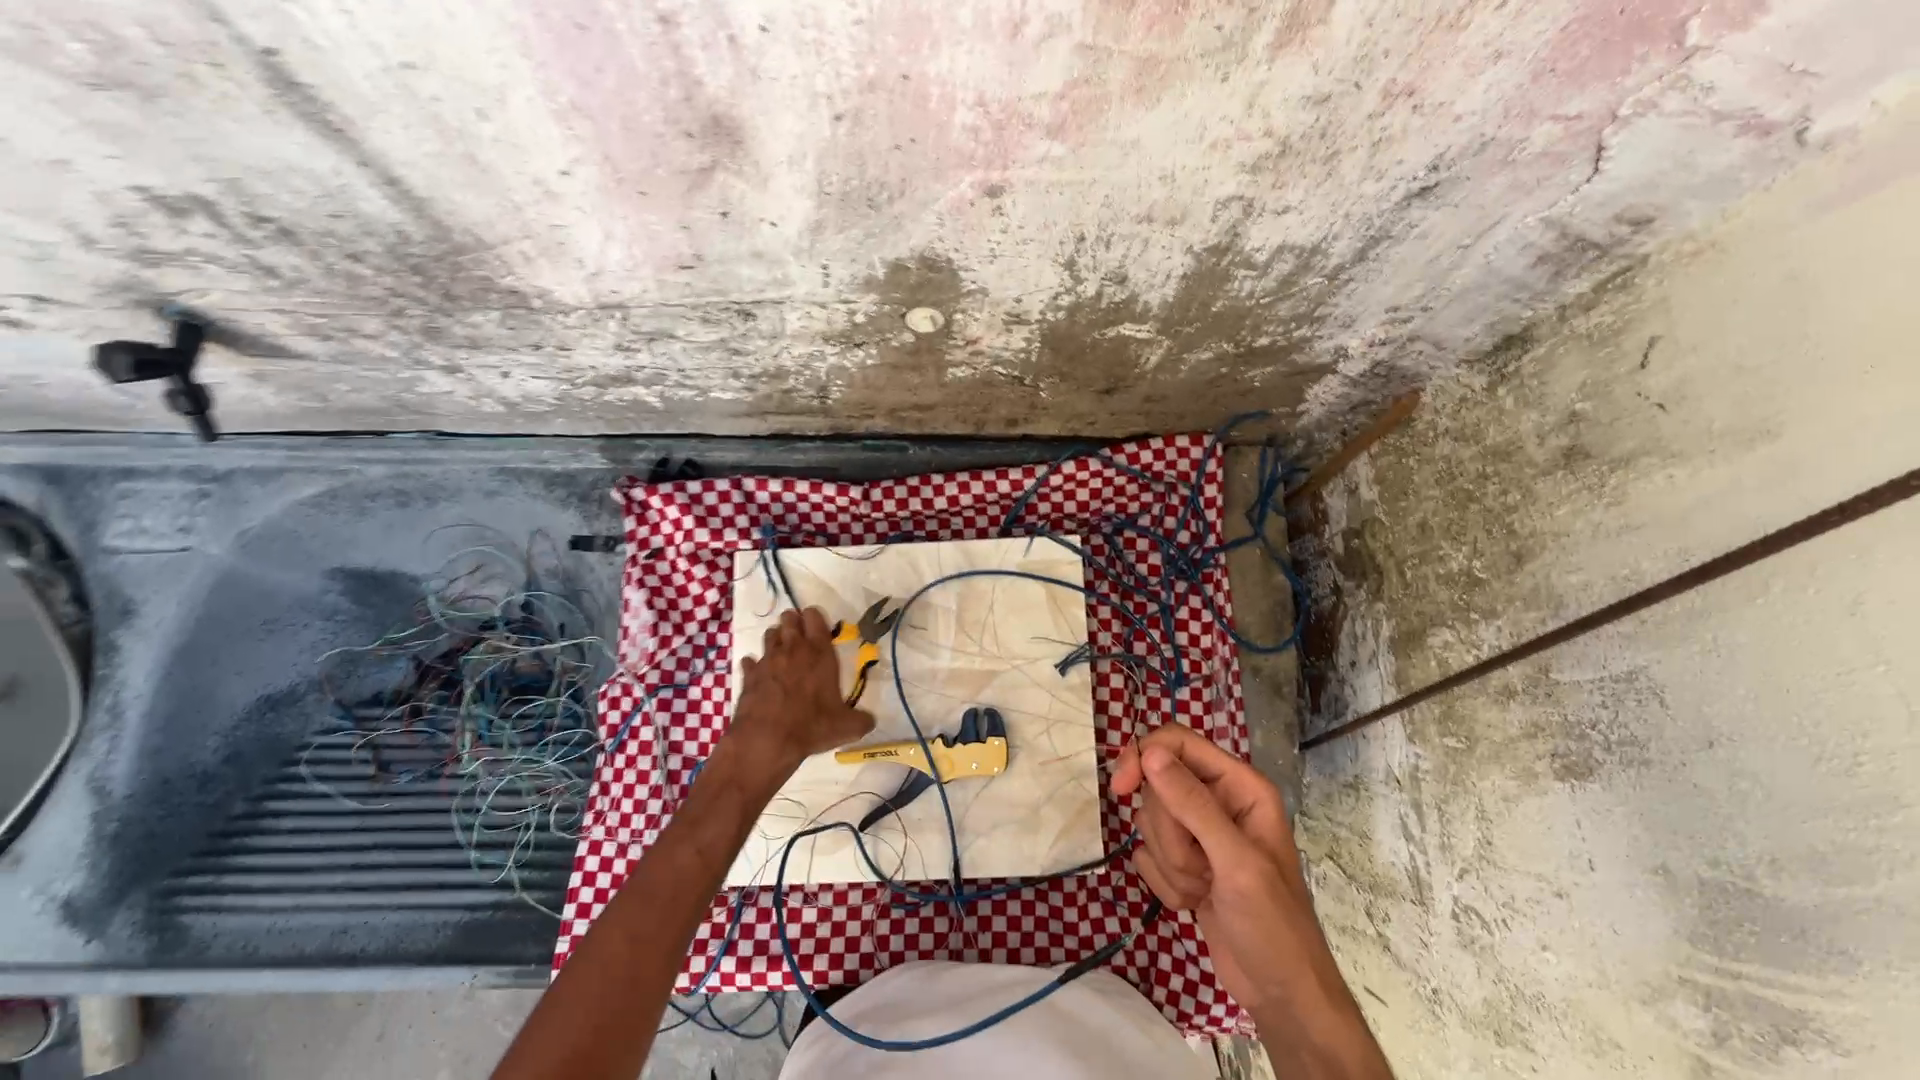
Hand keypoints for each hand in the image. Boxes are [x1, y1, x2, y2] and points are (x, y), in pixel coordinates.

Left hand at [730, 607, 874, 766]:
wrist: (767, 739)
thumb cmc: (811, 726)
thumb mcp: (847, 727)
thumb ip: (862, 720)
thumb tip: (870, 721)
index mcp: (819, 654)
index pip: (814, 617)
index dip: (814, 617)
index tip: (817, 626)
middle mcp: (793, 650)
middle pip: (789, 618)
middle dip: (793, 622)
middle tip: (799, 636)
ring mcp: (767, 660)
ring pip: (770, 635)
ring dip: (776, 638)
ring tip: (781, 652)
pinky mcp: (749, 675)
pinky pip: (750, 662)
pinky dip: (754, 665)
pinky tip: (758, 675)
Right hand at [1110, 725, 1313, 1015]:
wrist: (1279, 991)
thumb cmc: (1273, 924)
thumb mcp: (1235, 862)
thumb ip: (1192, 804)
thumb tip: (1150, 753)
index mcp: (1240, 787)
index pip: (1177, 743)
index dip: (1144, 757)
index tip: (1120, 788)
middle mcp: (1218, 802)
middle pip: (1158, 787)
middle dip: (1170, 836)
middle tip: (1203, 870)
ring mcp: (1198, 835)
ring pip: (1149, 824)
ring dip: (1171, 865)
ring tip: (1206, 890)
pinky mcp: (1183, 864)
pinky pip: (1147, 856)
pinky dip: (1166, 885)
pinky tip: (1196, 904)